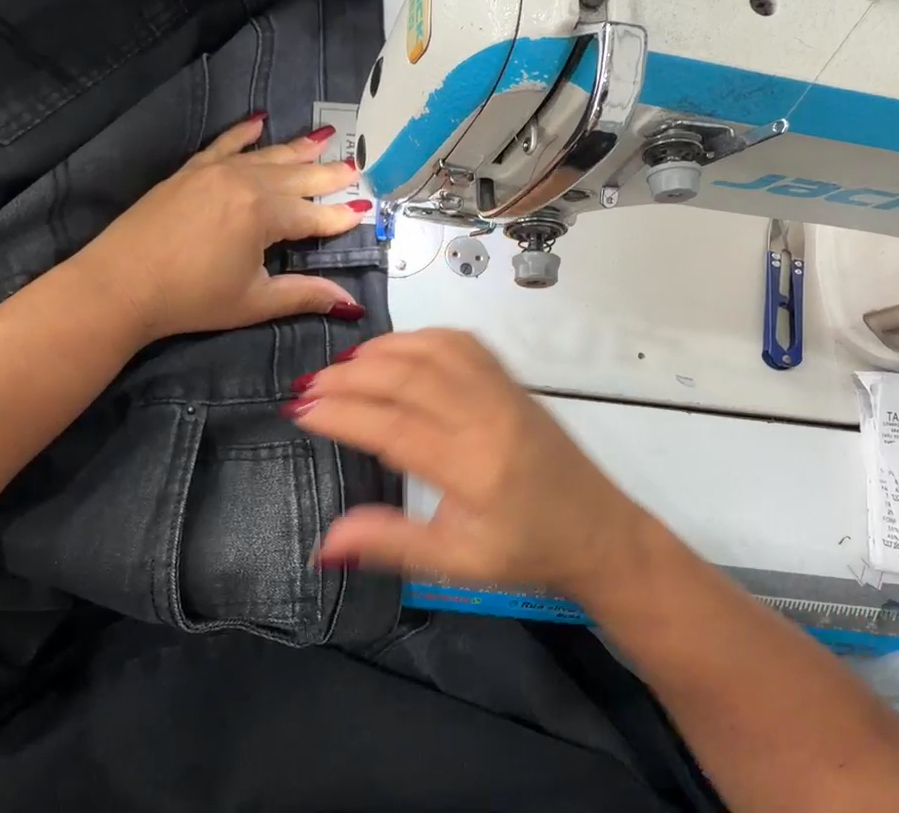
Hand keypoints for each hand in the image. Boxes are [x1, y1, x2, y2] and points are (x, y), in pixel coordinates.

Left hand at [70, 113, 369, 340]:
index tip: (365, 212)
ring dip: (297, 150)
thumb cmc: (190, 299)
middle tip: (356, 168)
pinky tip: (259, 120)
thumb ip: (304, 295)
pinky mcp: (189, 170)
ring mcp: (214, 171)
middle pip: (296, 177)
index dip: (340, 217)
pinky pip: (224, 144)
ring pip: (266, 156)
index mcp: (264, 214)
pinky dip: (243, 132)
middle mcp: (245, 182)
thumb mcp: (253, 301)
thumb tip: (350, 304)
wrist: (120, 283)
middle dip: (328, 175)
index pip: (313, 215)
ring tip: (325, 140)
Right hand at [289, 329, 649, 594]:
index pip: (392, 427)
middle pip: (407, 376)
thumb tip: (326, 544)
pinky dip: (416, 338)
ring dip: (380, 350)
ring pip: (432, 348)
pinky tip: (392, 353)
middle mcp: (488, 418)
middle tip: (308, 386)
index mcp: (473, 468)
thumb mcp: (456, 561)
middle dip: (348, 376)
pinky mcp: (512, 380)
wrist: (599, 532)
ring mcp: (503, 391)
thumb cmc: (524, 551)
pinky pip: (459, 342)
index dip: (340, 414)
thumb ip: (391, 544)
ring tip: (342, 367)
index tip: (299, 410)